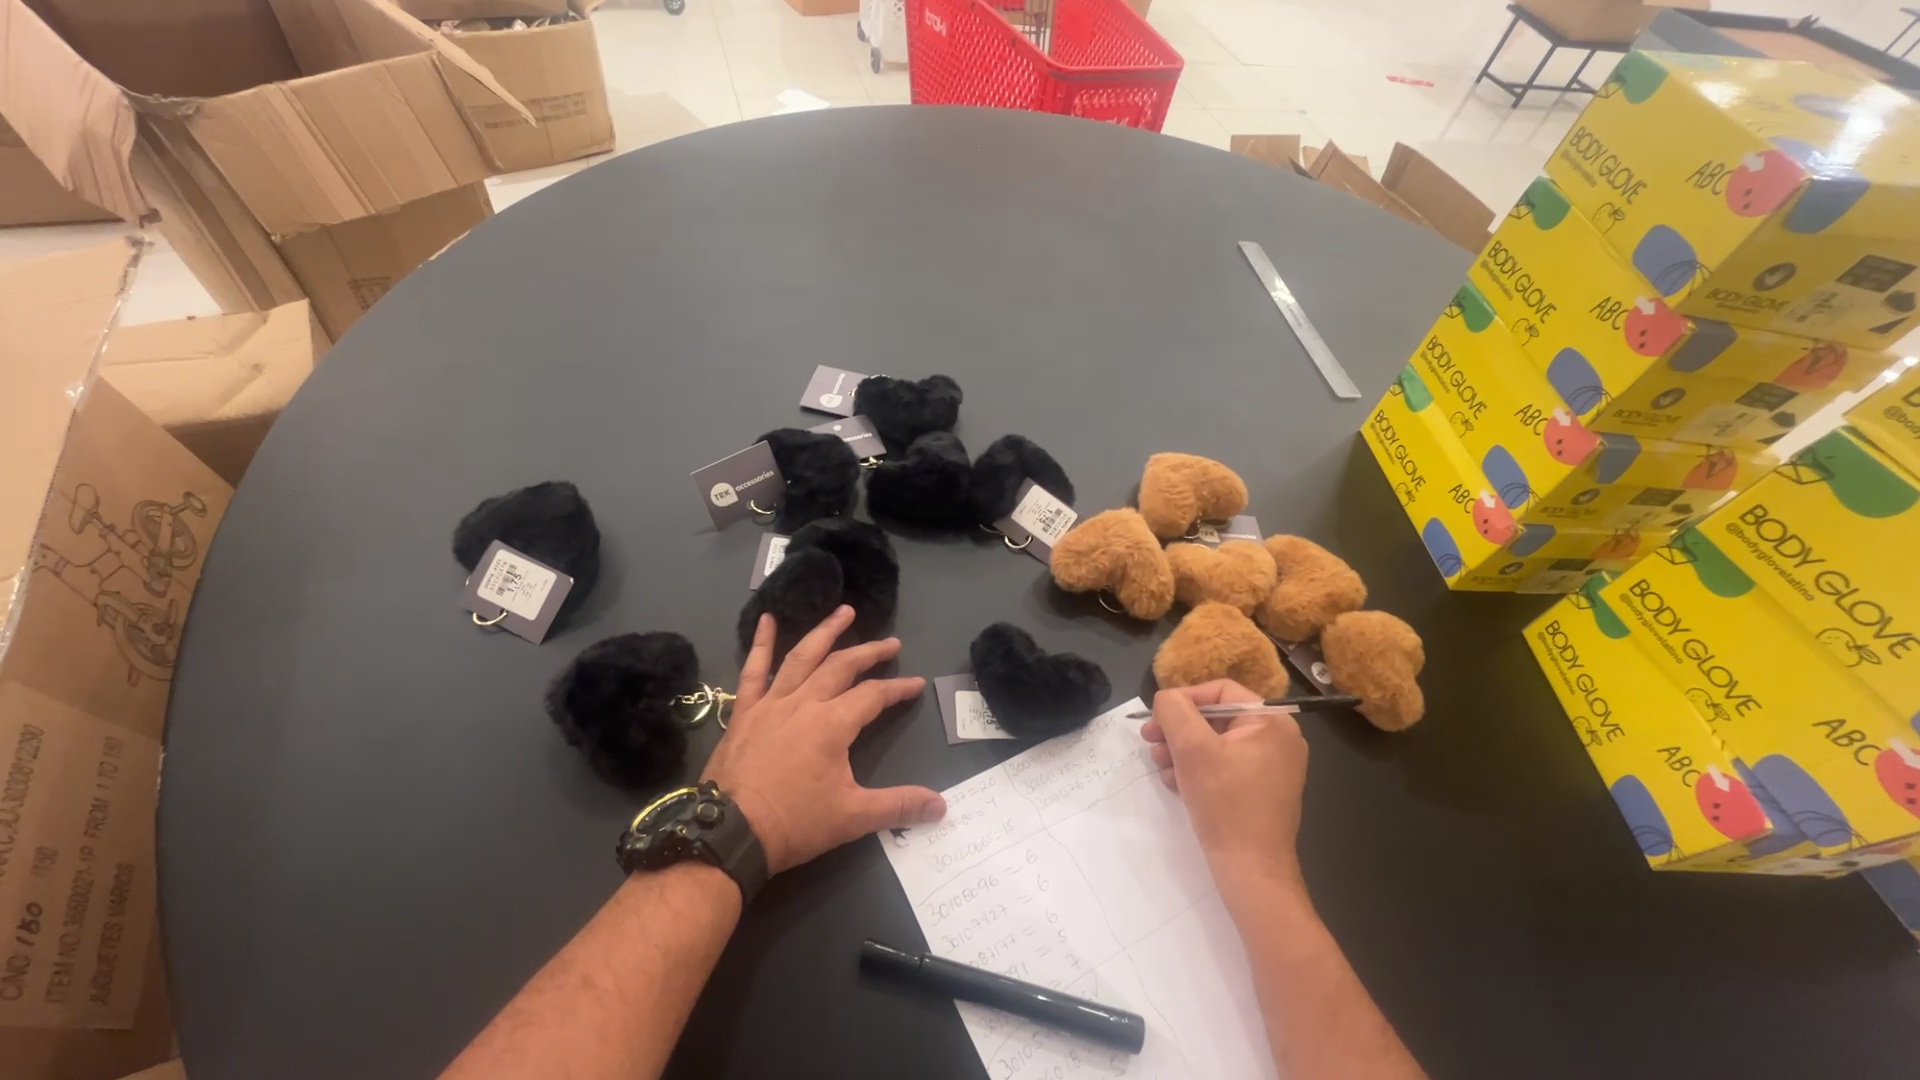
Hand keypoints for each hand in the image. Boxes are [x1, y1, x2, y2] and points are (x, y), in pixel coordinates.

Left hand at [702, 606, 946, 874]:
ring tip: (844, 611)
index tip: (917, 684)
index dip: (898, 688)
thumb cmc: (794, 823)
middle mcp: (804, 702)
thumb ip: (899, 805)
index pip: (874, 695)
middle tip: (891, 643)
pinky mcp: (745, 711)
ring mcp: (771, 703)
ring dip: (826, 632)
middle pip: (842, 666)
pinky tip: (766, 619)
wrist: (729, 833)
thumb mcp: (853, 818)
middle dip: (870, 652)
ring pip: (802, 656)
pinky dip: (760, 643)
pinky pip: (753, 670)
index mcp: (833, 724)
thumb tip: (942, 806)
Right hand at [1141, 681, 1308, 899]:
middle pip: (1216, 716)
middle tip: (1150, 743)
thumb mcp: (1191, 749)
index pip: (1220, 690)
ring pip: (1216, 742)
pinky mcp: (1262, 789)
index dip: (1183, 700)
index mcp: (1272, 721)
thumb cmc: (1225, 804)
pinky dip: (1198, 769)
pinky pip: (1224, 765)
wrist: (1251, 871)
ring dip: (1183, 750)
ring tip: (1162, 767)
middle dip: (1179, 729)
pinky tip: (1178, 784)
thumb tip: (1167, 699)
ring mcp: (1273, 766)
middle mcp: (1279, 738)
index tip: (1156, 721)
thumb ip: (1174, 710)